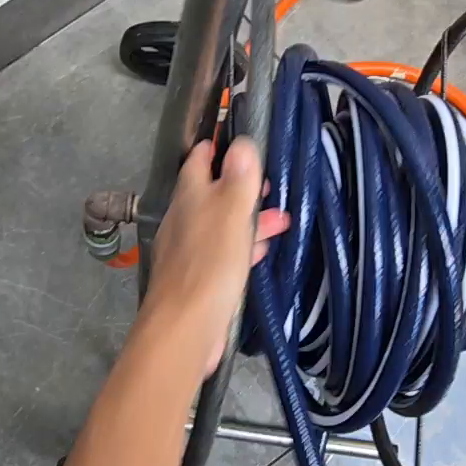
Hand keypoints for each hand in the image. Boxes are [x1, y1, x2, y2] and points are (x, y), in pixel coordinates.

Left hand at [139, 138, 289, 377]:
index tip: (239, 139)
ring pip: (222, 224)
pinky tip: (262, 252)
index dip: (217, 147)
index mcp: (189, 197)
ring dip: (249, 219)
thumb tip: (241, 143)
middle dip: (241, 187)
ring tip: (280, 219)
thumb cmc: (210, 264)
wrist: (185, 327)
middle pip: (212, 193)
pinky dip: (244, 246)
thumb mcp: (231, 214)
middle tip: (270, 186)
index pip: (198, 160)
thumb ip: (237, 179)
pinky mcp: (199, 278)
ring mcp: (189, 250)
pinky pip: (224, 253)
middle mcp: (184, 220)